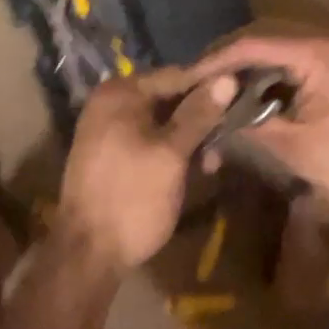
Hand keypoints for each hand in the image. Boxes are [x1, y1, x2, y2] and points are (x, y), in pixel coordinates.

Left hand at [56, 69, 235, 268]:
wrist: (87, 252)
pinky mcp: (108, 152)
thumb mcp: (171, 154)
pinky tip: (190, 170)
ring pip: (159, 120)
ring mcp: (106, 126)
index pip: (176, 75)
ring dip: (187, 137)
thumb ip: (198, 114)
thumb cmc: (132, 196)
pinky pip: (146, 137)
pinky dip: (168, 148)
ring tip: (210, 164)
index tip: (241, 98)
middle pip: (167, 97)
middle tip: (226, 142)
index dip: (210, 86)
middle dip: (199, 117)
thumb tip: (227, 78)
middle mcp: (110, 100)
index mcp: (121, 91)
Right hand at [197, 27, 328, 225]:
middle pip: (266, 31)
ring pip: (282, 38)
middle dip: (229, 53)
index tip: (185, 75)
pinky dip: (274, 65)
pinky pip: (300, 51)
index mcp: (320, 52)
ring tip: (219, 82)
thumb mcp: (299, 151)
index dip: (215, 57)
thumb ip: (253, 122)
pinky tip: (255, 87)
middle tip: (198, 78)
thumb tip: (212, 111)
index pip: (253, 41)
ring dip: (251, 58)